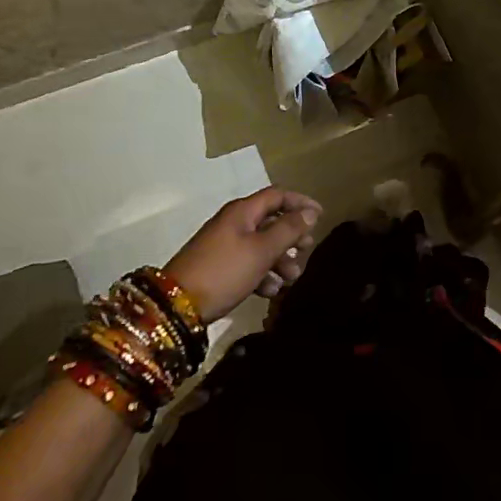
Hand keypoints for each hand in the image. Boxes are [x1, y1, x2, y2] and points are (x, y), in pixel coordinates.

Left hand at [164, 187, 320, 322]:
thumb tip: (310, 212)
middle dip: (291, 236)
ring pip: (262, 246)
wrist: (180, 305)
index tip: (321, 215)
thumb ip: (288, 230)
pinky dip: (263, 274)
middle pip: (270, 221)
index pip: (277, 195)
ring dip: (280, 260)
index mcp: (243, 211)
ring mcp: (226, 245)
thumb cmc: (225, 271)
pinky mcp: (221, 267)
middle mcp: (235, 223)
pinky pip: (249, 264)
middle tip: (307, 250)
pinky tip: (270, 292)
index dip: (300, 202)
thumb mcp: (261, 250)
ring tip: (291, 279)